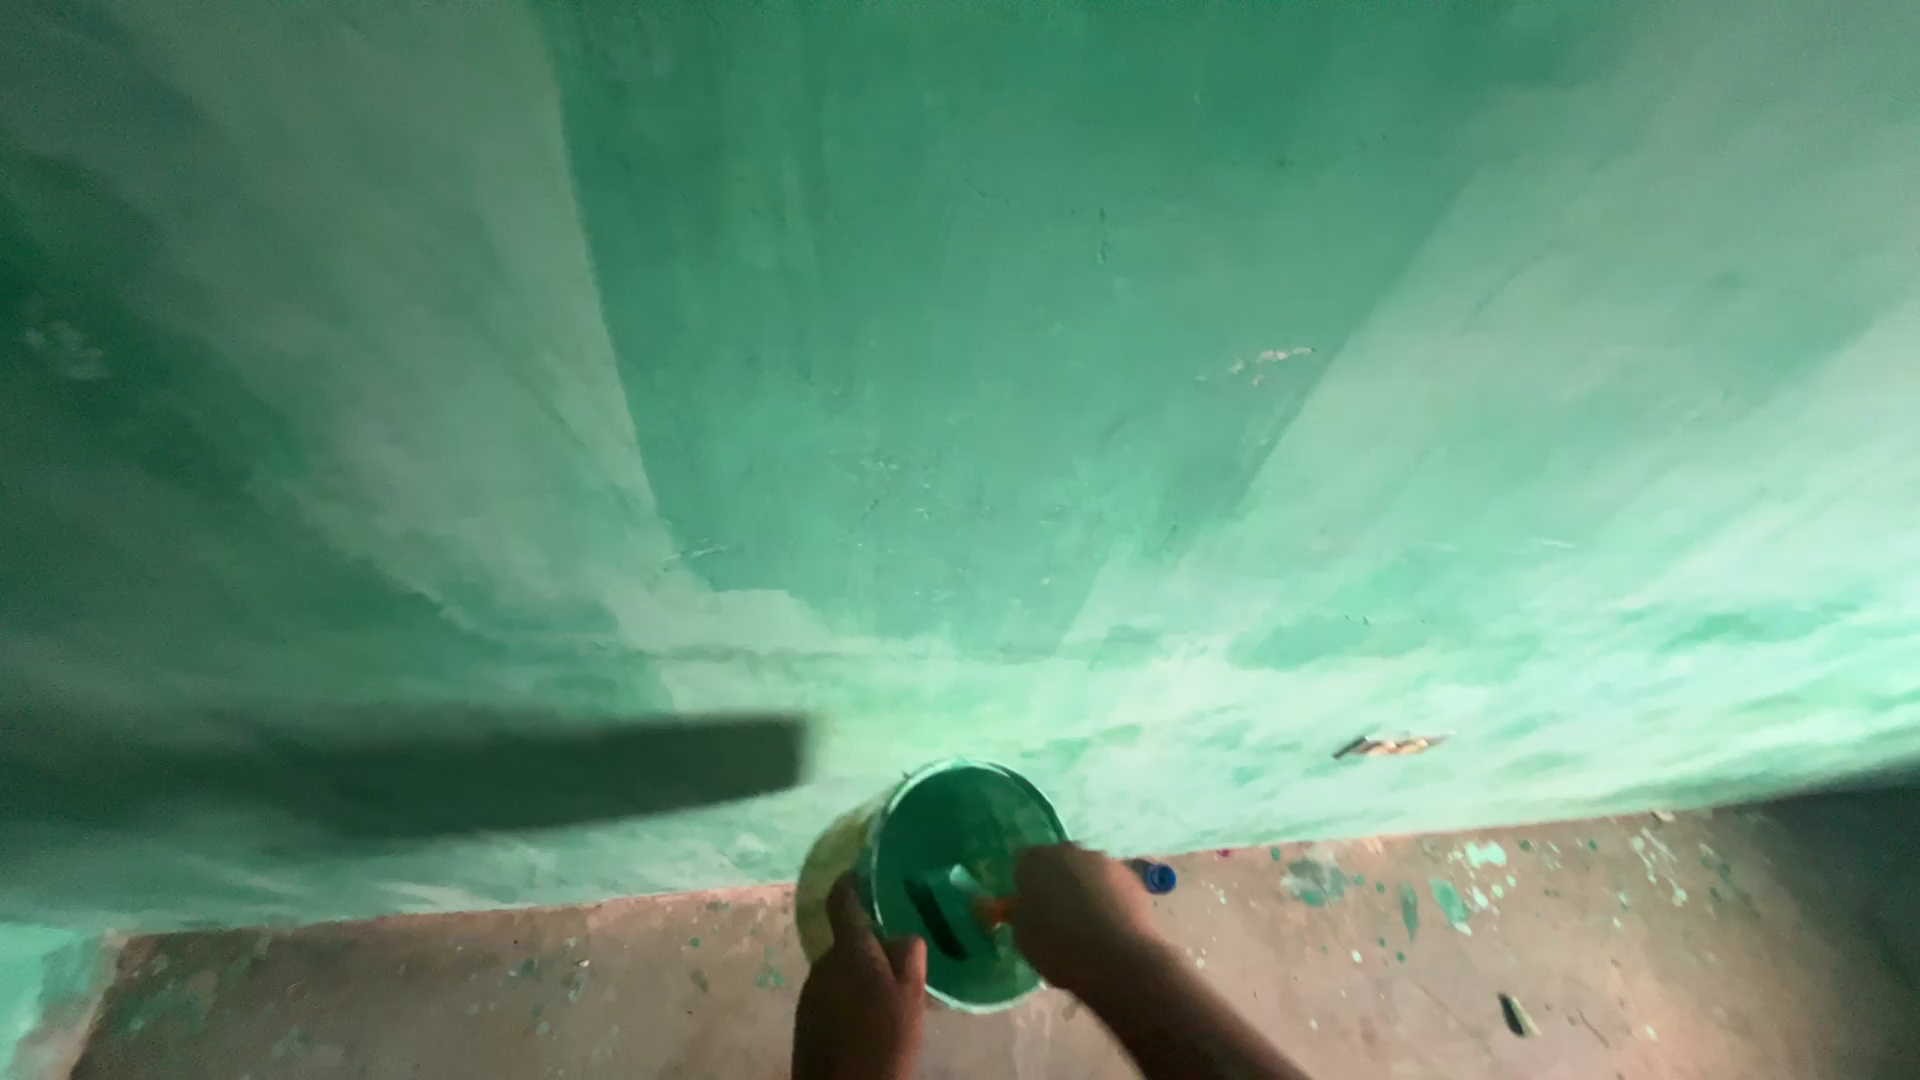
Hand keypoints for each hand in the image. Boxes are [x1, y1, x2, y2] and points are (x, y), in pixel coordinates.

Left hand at [793, 873, 927, 1079]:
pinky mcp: (804, 1020)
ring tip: (884, 999)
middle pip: (847, 940)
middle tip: (896, 963)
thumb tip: (900, 935)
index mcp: (850, 949)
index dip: (851, 882)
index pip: (843, 899)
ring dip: (857, 976)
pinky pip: (830, 994)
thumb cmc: (884, 1041)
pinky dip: (846, 999)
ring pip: (839, 969)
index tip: (861, 873)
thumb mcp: (912, 994)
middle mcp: (823, 962)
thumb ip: (909, 954)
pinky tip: (865, 1022)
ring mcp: (810, 992)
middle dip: (868, 946)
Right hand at [1012, 844, 1168, 995]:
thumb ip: (1021, 915)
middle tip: (1059, 916)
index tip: (1031, 908)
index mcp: (1036, 861)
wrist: (1119, 959)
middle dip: (1056, 882)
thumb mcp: (1024, 939)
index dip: (1026, 884)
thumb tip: (1024, 907)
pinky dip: (1109, 897)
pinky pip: (1111, 883)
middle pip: (1057, 862)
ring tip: (1091, 925)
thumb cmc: (1060, 949)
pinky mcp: (1129, 874)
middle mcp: (1068, 851)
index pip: (1023, 863)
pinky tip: (1113, 926)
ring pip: (1086, 871)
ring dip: (1084, 888)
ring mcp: (1102, 860)